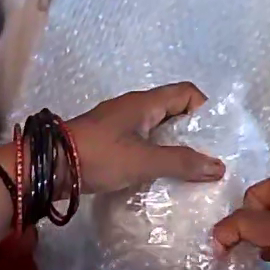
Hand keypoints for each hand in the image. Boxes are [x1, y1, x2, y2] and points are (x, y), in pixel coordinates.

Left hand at [48, 82, 227, 193]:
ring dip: (169, 147)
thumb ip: (181, 162)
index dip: (204, 110)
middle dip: (189, 133)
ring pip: (153, 130)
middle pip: (171, 112)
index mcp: (143, 103)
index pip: (186, 92)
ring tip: (183, 173)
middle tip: (202, 160)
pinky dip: (150, 157)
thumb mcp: (144, 161)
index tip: (212, 138)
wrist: (50, 167)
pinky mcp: (105, 143)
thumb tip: (219, 167)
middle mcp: (131, 108)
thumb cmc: (99, 156)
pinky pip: (137, 144)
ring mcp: (116, 125)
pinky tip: (154, 178)